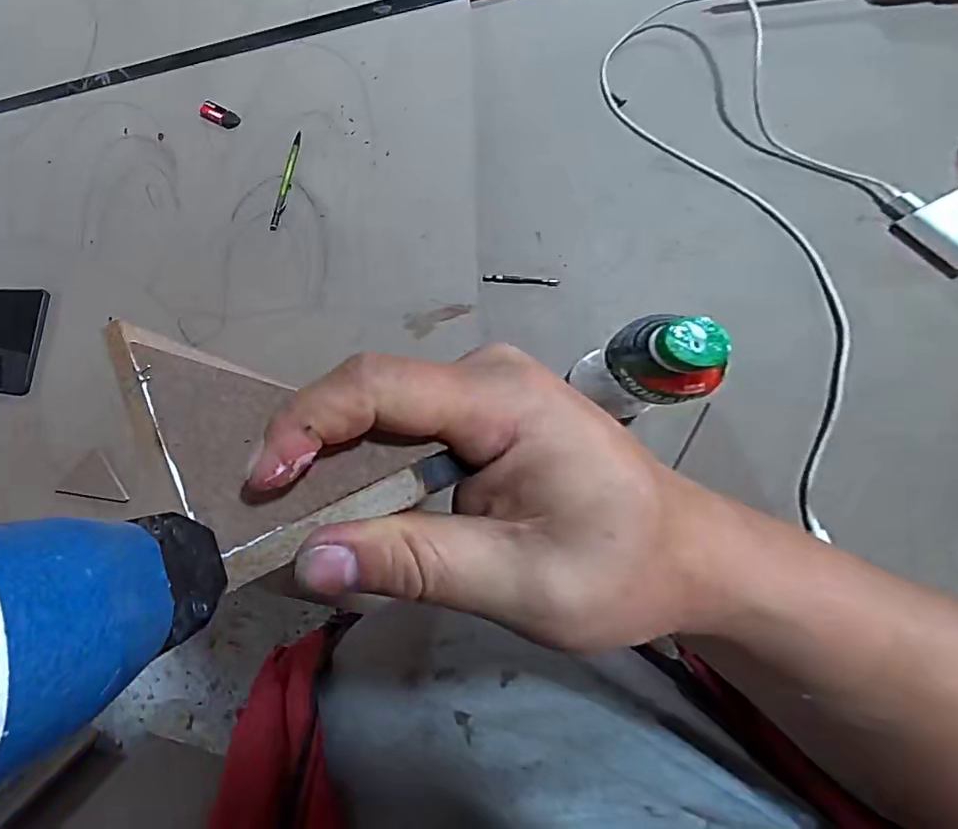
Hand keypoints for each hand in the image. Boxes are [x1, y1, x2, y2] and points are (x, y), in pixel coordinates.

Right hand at [246, 346, 739, 652]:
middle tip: (264, 495)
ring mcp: (472, 385)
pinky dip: (351, 453)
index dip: (308, 423)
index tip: (264, 480)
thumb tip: (310, 563)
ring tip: (286, 495)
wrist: (693, 557)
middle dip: (304, 437)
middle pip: (364, 389)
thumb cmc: (624, 571)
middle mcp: (478, 372)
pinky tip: (335, 488)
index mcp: (500, 397)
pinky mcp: (466, 407)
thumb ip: (414, 567)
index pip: (377, 386)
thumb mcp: (525, 586)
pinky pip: (389, 419)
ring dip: (322, 446)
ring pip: (370, 402)